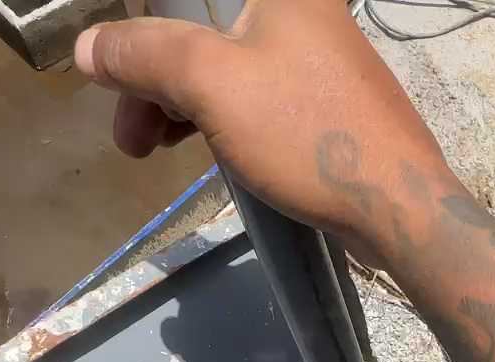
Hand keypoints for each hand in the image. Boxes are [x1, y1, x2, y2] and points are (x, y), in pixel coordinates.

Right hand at [73, 0, 455, 258]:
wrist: (403, 209)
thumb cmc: (310, 136)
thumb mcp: (214, 85)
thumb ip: (146, 55)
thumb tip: (90, 48)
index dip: (149, 20)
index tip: (124, 71)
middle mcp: (302, 12)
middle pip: (206, 26)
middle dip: (155, 76)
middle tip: (128, 135)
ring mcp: (321, 62)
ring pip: (231, 68)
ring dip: (183, 104)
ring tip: (151, 150)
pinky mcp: (331, 108)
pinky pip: (262, 99)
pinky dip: (225, 120)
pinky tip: (204, 151)